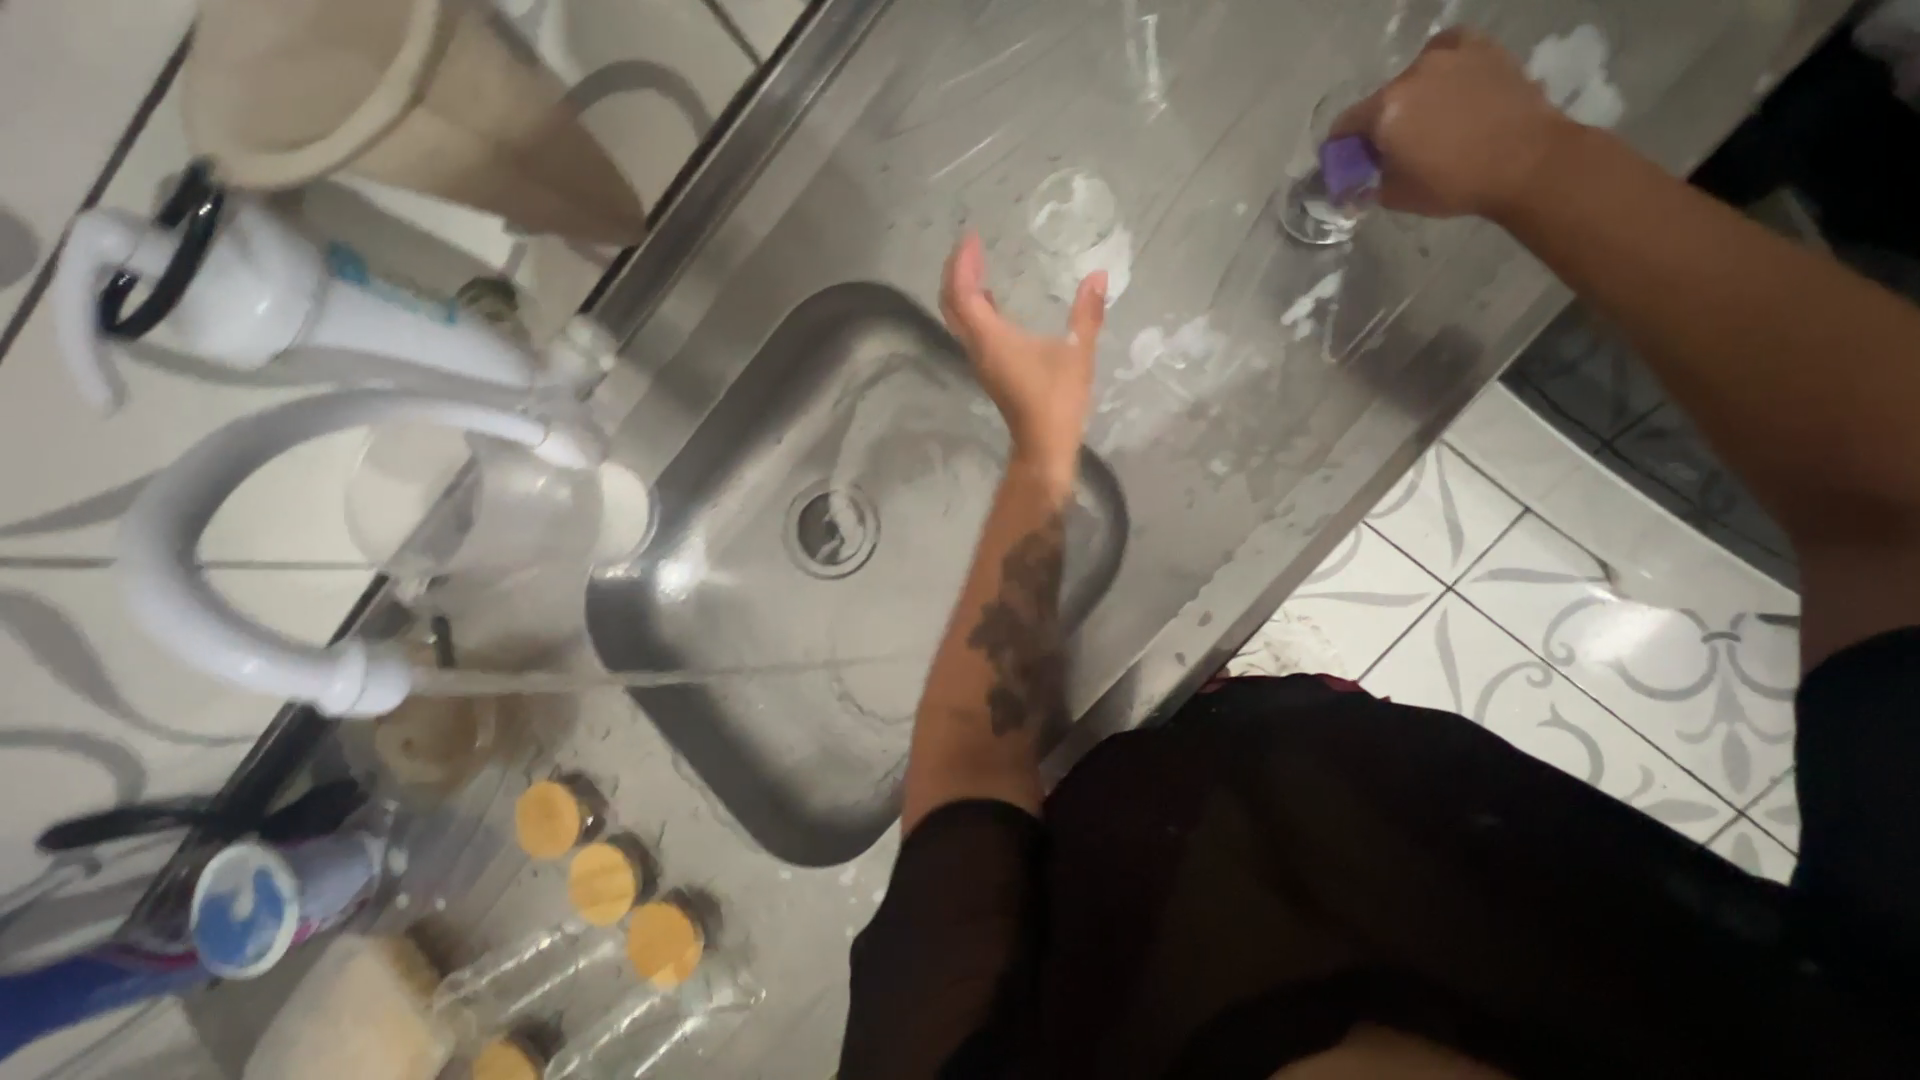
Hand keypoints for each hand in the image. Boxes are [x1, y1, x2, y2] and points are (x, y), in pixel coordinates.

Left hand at [940, 232, 1106, 479]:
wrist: (1043, 446)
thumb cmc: (1057, 400)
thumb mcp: (1078, 353)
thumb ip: (1087, 313)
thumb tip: (1098, 275)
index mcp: (991, 337)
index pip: (963, 291)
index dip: (963, 262)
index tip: (972, 237)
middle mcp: (977, 346)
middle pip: (951, 303)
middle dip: (956, 271)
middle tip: (970, 246)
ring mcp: (980, 360)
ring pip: (958, 318)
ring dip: (961, 289)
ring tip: (976, 264)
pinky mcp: (989, 370)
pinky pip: (971, 330)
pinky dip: (973, 308)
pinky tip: (991, 299)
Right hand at [1334, 30, 1576, 220]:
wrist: (1527, 161)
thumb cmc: (1455, 184)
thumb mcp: (1397, 196)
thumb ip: (1369, 182)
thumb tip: (1359, 180)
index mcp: (1382, 112)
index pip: (1344, 125)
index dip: (1343, 146)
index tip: (1353, 160)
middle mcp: (1409, 75)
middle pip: (1380, 100)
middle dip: (1383, 122)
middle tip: (1400, 145)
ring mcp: (1447, 56)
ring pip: (1414, 76)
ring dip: (1414, 95)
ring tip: (1432, 116)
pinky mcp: (1481, 48)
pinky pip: (1450, 49)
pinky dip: (1444, 65)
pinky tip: (1450, 81)